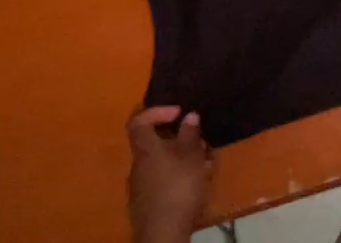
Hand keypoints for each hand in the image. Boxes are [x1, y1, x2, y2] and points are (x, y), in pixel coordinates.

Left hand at [128, 107, 213, 241]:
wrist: (163, 234)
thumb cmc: (178, 187)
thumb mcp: (191, 155)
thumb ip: (190, 134)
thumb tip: (189, 116)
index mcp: (145, 149)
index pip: (138, 120)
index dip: (157, 111)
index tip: (178, 112)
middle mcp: (138, 164)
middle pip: (152, 142)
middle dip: (176, 137)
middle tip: (197, 139)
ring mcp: (140, 185)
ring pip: (160, 161)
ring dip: (179, 157)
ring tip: (202, 161)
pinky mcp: (146, 202)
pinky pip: (161, 178)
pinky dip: (176, 174)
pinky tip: (194, 181)